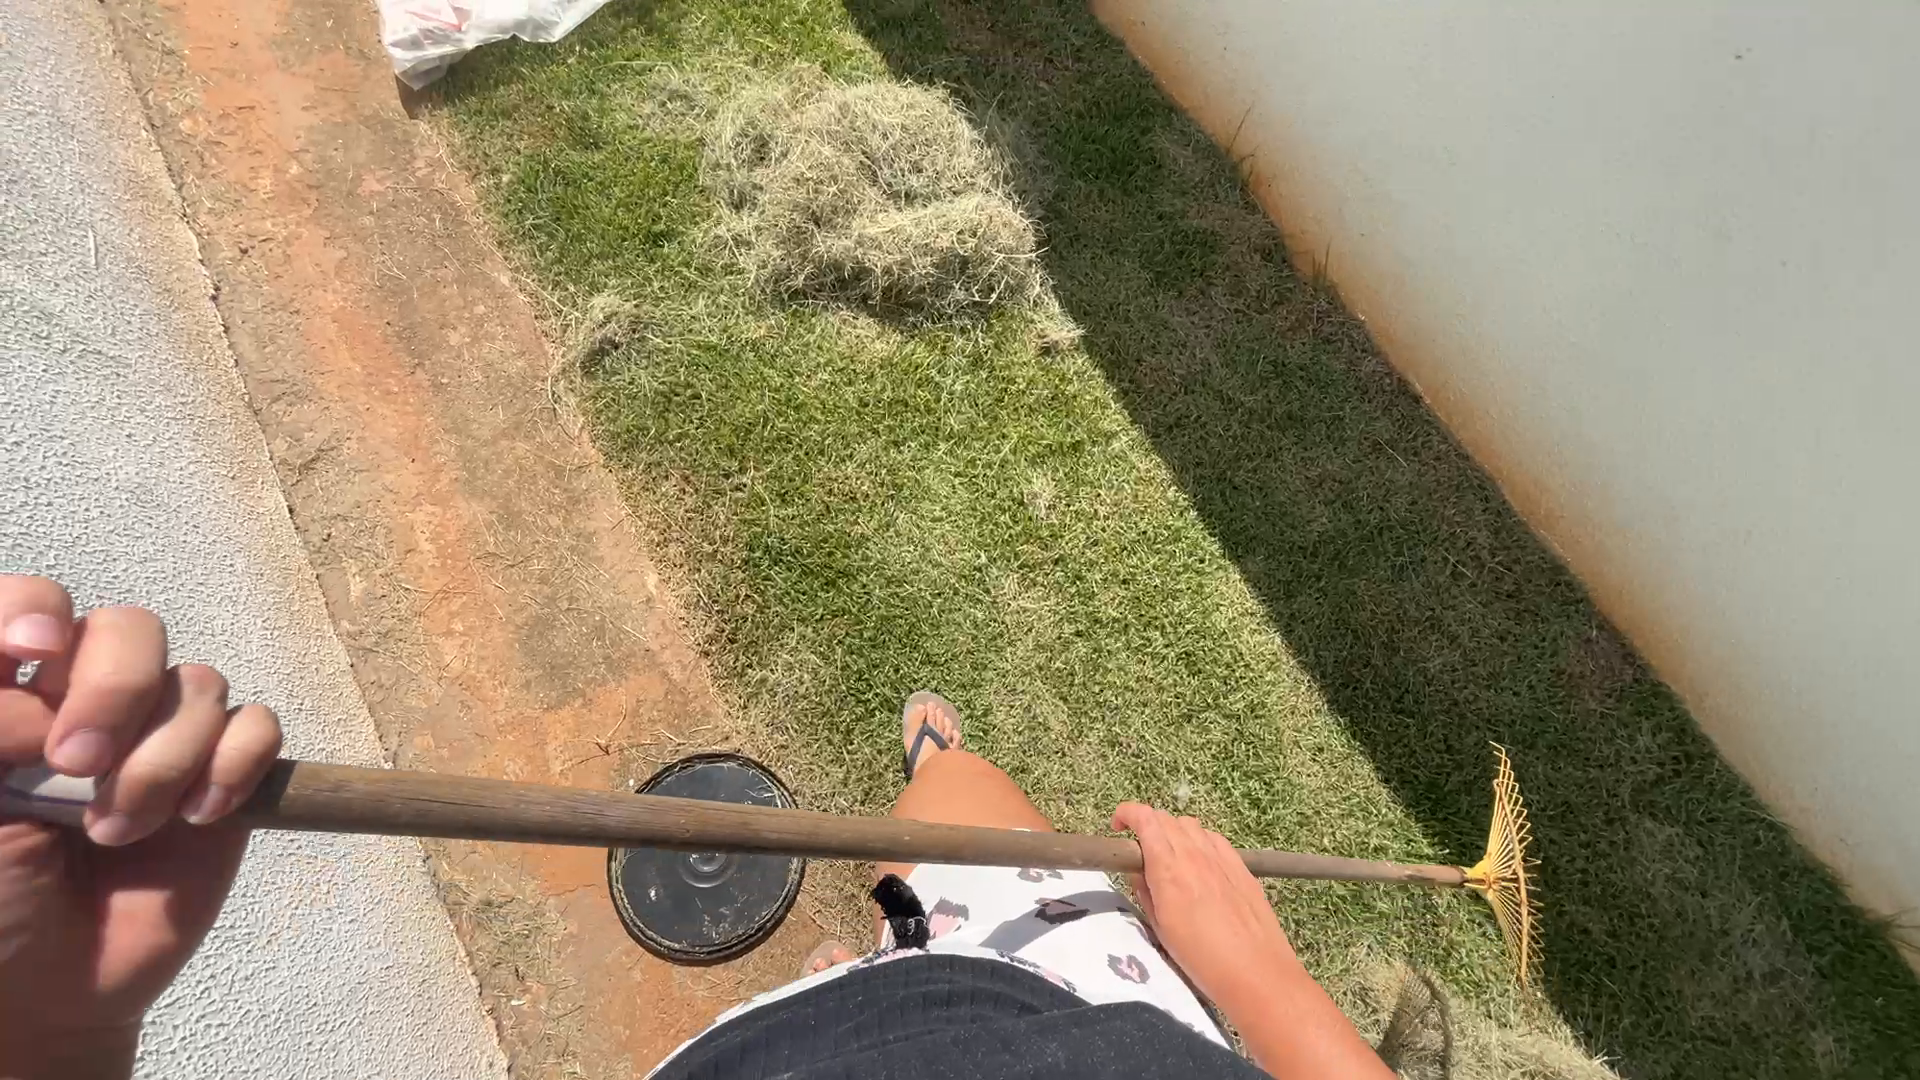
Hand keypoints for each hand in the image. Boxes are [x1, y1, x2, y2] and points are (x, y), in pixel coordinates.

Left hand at [0, 575, 282, 1076]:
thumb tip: (41, 693)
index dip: (34, 609)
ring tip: (124, 829)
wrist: (49, 986)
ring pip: (202, 685)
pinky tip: (204, 816)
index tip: (27, 654)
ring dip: (166, 759)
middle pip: (133, 628)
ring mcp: (169, 734)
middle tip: (76, 762)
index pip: (32, 604)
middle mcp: (94, 702)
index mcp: (13, 701)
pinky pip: (259, 727)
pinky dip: (234, 767)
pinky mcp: (231, 767)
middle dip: (114, 687)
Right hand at [1111, 803, 1392, 1078]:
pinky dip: (1198, 841)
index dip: (1126, 813)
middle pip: (1164, 817)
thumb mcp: (1160, 928)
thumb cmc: (1202, 958)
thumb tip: (1138, 872)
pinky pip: (1213, 838)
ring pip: (1189, 824)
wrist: (1257, 973)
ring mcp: (1219, 856)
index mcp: (1168, 868)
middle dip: (1146, 825)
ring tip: (1171, 856)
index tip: (1118, 826)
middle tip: (1141, 849)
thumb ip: (1145, 892)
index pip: (1144, 818)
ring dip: (1173, 831)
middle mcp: (1193, 853)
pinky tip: (1200, 863)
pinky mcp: (1240, 864)